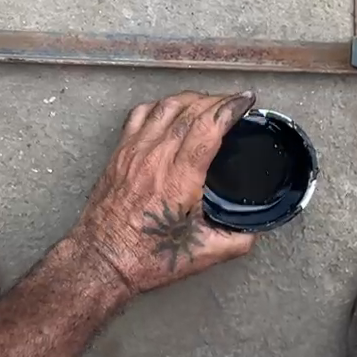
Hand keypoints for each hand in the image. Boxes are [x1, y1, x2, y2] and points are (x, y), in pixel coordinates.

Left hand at [68, 91, 257, 296]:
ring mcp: (135, 150)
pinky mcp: (120, 151)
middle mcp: (156, 158)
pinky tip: (171, 109)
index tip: (246, 101)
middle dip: (218, 99)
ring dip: (192, 98)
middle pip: (191, 110)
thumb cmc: (145, 257)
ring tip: (208, 101)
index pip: (208, 127)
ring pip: (166, 106)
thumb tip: (255, 228)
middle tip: (234, 101)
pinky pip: (141, 113)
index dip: (230, 108)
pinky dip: (161, 104)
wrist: (101, 259)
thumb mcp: (201, 255)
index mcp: (179, 180)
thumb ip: (235, 240)